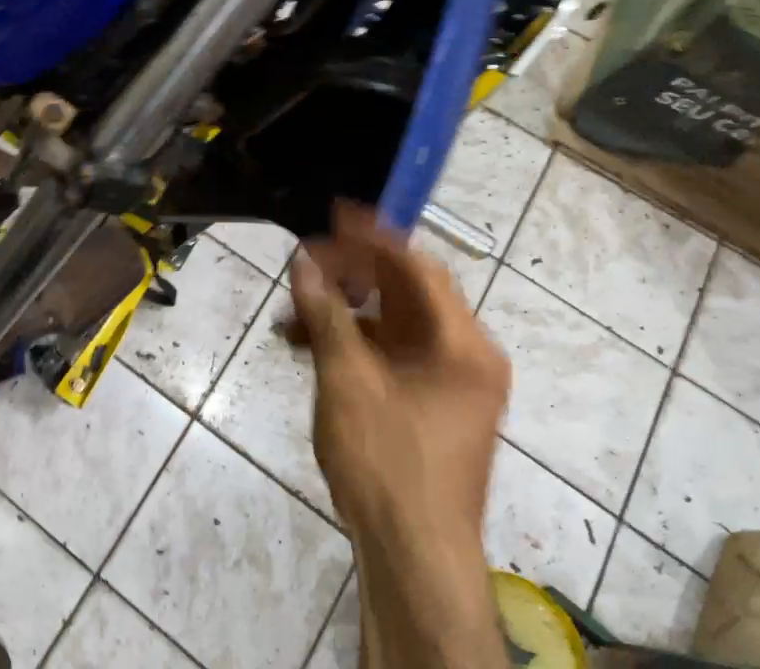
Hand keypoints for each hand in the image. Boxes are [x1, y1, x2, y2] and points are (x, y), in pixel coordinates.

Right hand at [290, 203, 509, 545]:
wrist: (414, 546)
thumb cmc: (386, 459)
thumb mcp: (347, 380)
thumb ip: (326, 315)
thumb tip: (303, 261)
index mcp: (462, 345)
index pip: (418, 269)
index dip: (373, 236)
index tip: (330, 214)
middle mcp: (465, 356)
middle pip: (406, 293)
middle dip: (351, 273)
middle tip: (301, 263)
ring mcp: (449, 381)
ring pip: (392, 323)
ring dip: (344, 310)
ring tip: (293, 311)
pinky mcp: (428, 402)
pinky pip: (389, 352)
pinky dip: (351, 341)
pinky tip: (308, 345)